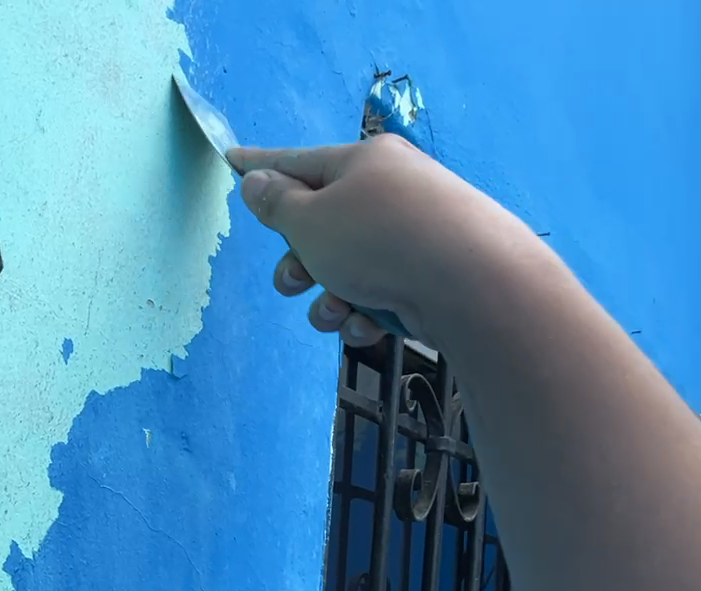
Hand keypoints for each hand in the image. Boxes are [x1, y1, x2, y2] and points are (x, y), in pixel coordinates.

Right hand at [228, 136, 539, 349]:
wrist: (469, 282)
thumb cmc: (377, 240)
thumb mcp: (309, 221)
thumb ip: (275, 203)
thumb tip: (257, 180)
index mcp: (360, 164)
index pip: (294, 162)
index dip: (258, 166)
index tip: (231, 159)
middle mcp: (384, 192)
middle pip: (314, 227)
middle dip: (296, 264)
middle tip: (298, 280)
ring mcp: (405, 234)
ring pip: (337, 270)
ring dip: (325, 298)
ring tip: (338, 308)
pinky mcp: (420, 273)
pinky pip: (367, 294)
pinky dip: (358, 313)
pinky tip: (368, 321)